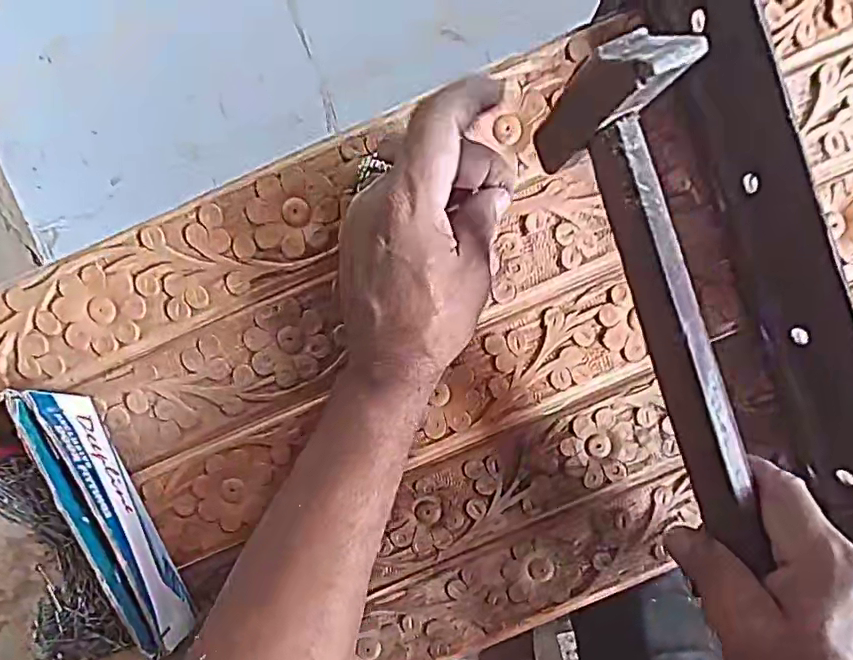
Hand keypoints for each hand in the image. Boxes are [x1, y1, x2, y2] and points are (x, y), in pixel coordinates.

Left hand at [337, 76, 514, 397]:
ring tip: (472, 221)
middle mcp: (375, 202)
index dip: (470, 99)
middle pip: (428, 147)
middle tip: (496, 196)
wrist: (386, 367)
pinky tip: (444, 232)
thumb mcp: (475, 271)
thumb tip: (490, 194)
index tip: (494, 98)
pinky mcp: (356, 237)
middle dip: (470, 161)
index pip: (436, 121)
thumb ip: (483, 218)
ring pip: (410, 171)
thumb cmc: (428, 330)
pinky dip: (423, 200)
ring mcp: (360, 219)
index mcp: (408, 203)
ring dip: (447, 181)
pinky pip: (394, 197)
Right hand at [663, 458, 852, 659]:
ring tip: (733, 589)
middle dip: (738, 523)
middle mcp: (847, 556)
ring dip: (754, 549)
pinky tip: (758, 603)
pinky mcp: (852, 588)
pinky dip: (773, 568)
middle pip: (784, 510)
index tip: (714, 471)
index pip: (780, 487)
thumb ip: (712, 571)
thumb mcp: (742, 625)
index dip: (742, 473)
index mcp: (822, 558)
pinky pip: (805, 558)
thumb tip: (685, 535)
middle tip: (708, 554)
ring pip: (791, 535)